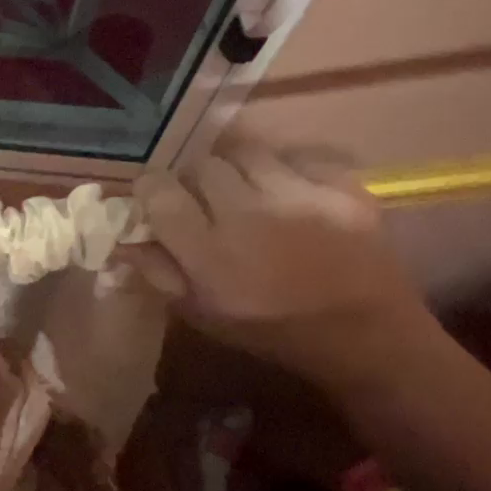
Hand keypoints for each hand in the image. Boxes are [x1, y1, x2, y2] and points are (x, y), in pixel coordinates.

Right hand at [127, 143, 432, 385]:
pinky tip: (290, 193)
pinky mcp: (343, 187)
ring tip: (249, 191)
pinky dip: (287, 171)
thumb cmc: (274, 331)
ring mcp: (301, 196)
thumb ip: (158, 271)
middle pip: (200, 166)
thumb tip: (121, 236)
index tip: (159, 201)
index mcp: (211, 253)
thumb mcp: (203, 314)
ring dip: (239, 170)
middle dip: (197, 182)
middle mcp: (250, 215)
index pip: (158, 190)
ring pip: (245, 152)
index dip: (152, 191)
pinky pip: (297, 156)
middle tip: (208, 202)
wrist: (370, 339)